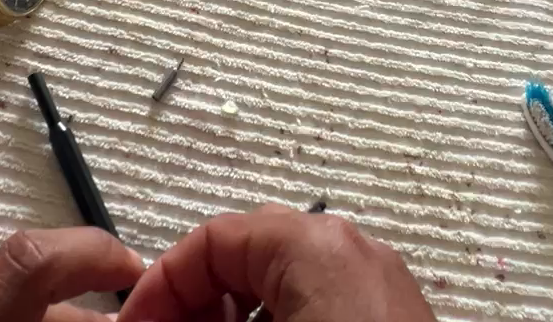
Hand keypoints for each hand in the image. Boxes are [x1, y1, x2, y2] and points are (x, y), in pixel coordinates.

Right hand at [117, 206, 435, 321]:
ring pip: (280, 282)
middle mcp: (350, 248)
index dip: (161, 284)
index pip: (213, 238)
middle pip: (245, 254)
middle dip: (196, 301)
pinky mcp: (391, 317)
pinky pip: (317, 304)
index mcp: (314, 244)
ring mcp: (377, 283)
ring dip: (232, 316)